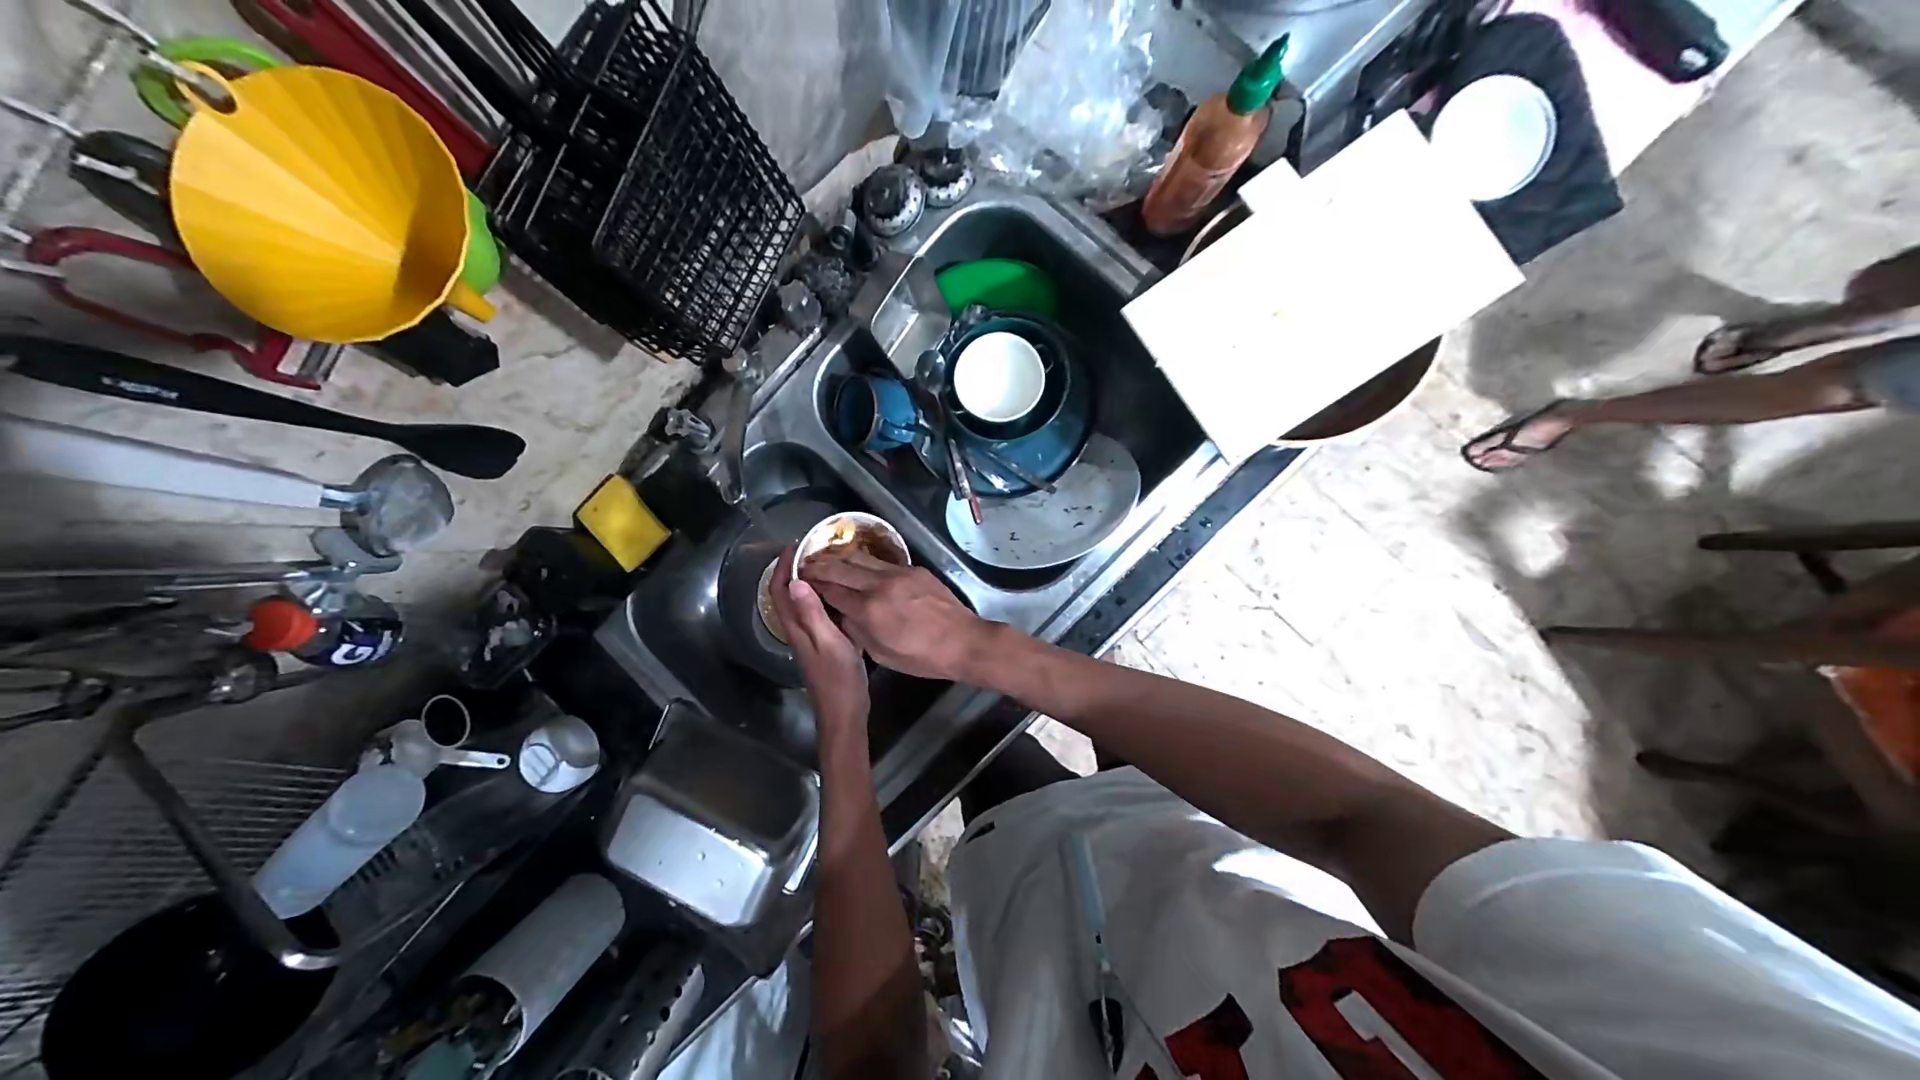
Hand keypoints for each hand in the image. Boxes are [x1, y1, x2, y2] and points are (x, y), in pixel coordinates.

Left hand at [770, 546, 868, 734]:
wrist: (845, 713)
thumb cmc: (838, 679)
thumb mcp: (829, 642)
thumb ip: (813, 613)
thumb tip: (797, 582)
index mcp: (796, 628)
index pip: (781, 591)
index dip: (783, 567)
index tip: (795, 546)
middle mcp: (799, 631)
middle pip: (789, 596)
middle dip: (796, 571)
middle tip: (816, 552)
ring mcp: (811, 640)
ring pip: (805, 605)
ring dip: (812, 584)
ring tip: (830, 568)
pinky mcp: (824, 646)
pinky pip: (820, 615)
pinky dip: (826, 600)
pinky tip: (844, 597)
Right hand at [799, 550, 994, 681]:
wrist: (963, 641)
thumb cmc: (922, 657)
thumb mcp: (881, 653)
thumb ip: (856, 630)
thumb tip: (841, 614)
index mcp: (868, 610)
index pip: (830, 591)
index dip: (811, 585)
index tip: (799, 582)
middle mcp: (879, 586)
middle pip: (840, 567)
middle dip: (819, 565)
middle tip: (805, 565)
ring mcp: (898, 574)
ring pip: (860, 558)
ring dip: (840, 558)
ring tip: (828, 560)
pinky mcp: (914, 570)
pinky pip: (881, 562)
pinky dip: (865, 563)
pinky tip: (860, 566)